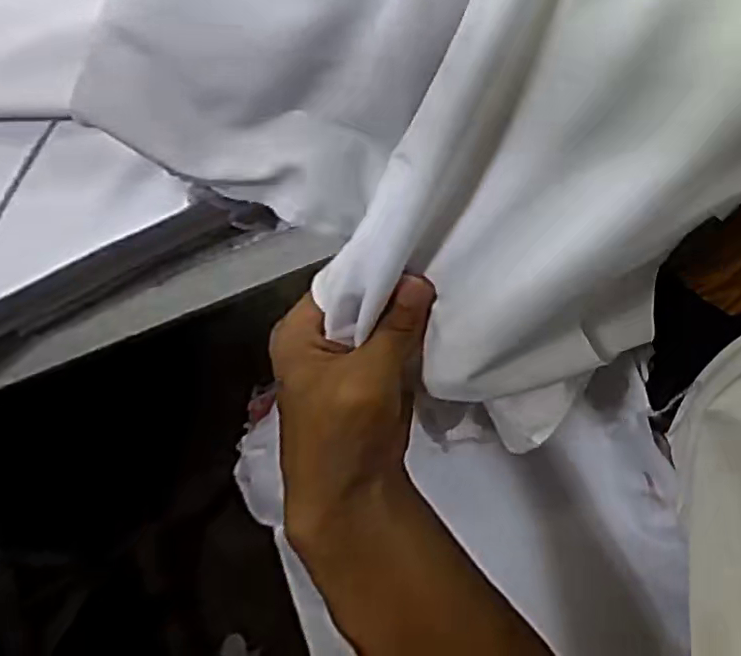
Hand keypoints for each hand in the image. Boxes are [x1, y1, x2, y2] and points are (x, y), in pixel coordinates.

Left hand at [269, 275, 434, 552]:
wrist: (351, 490)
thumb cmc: (343, 430)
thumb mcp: (369, 373)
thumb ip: (395, 325)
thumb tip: (419, 279)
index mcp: (298, 333)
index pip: (338, 281)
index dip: (376, 265)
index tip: (416, 250)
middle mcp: (317, 338)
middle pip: (362, 297)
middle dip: (398, 286)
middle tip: (437, 266)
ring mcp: (345, 355)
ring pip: (381, 316)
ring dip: (409, 309)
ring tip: (442, 287)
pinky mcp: (370, 369)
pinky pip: (393, 336)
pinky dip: (413, 329)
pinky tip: (437, 316)